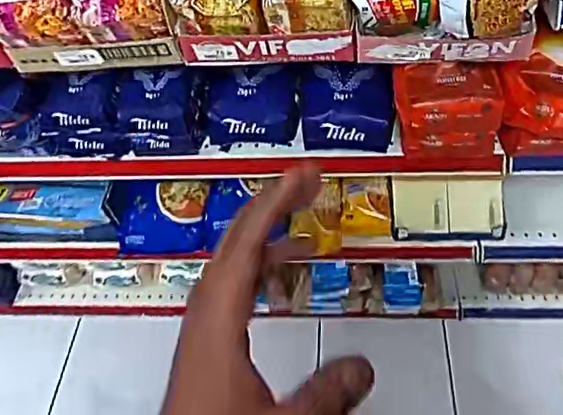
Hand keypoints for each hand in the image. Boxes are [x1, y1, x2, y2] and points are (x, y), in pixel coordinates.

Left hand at [162, 164, 374, 414]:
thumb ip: (323, 390)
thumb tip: (360, 366)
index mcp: (218, 314)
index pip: (250, 236)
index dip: (279, 198)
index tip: (304, 173)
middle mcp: (205, 308)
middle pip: (240, 234)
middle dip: (276, 201)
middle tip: (307, 180)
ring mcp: (201, 320)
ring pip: (235, 255)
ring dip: (268, 230)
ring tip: (301, 219)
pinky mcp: (203, 334)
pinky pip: (233, 278)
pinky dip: (259, 259)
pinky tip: (278, 270)